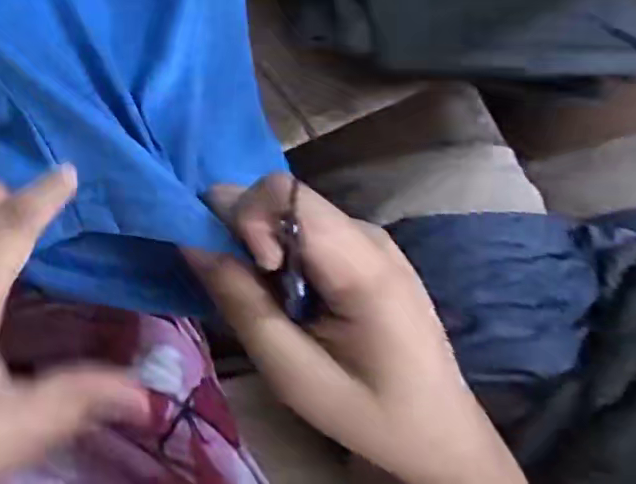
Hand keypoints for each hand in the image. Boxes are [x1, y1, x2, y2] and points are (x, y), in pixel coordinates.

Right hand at [184, 173, 524, 483]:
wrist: (445, 442)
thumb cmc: (371, 415)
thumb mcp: (294, 374)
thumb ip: (239, 301)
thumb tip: (189, 239)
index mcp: (363, 265)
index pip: (282, 192)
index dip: (247, 216)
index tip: (254, 270)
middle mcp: (366, 233)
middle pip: (277, 195)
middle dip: (244, 230)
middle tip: (249, 285)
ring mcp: (366, 235)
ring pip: (282, 207)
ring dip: (257, 241)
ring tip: (272, 296)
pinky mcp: (359, 244)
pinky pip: (298, 222)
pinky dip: (276, 246)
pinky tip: (290, 293)